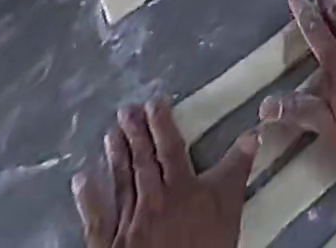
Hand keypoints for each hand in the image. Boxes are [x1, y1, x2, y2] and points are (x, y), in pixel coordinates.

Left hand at [73, 99, 255, 247]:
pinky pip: (97, 219)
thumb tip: (253, 133)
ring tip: (111, 134)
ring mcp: (128, 224)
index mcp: (181, 188)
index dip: (162, 124)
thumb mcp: (230, 207)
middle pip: (143, 161)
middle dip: (136, 134)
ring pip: (121, 183)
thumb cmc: (208, 246)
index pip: (170, 148)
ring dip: (116, 157)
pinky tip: (81, 179)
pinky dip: (88, 198)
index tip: (155, 102)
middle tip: (127, 110)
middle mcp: (152, 200)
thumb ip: (237, 168)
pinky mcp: (109, 247)